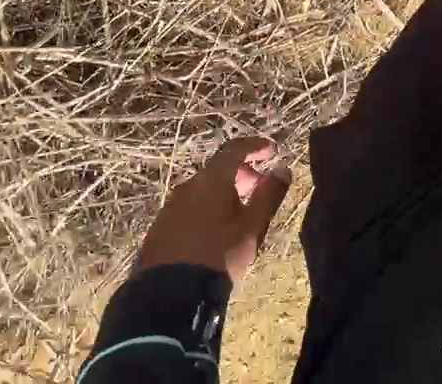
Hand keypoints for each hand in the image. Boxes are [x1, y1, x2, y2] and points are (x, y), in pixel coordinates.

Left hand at [137, 137, 291, 281]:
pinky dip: (206, 209)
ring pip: (202, 190)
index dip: (255, 146)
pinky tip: (214, 231)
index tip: (272, 151)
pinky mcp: (159, 229)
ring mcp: (170, 208)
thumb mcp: (252, 226)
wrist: (169, 296)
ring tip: (238, 214)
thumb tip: (282, 169)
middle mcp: (188, 187)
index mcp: (212, 180)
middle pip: (218, 170)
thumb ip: (269, 194)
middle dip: (242, 174)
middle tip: (259, 188)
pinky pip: (188, 208)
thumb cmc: (220, 255)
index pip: (235, 149)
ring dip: (223, 193)